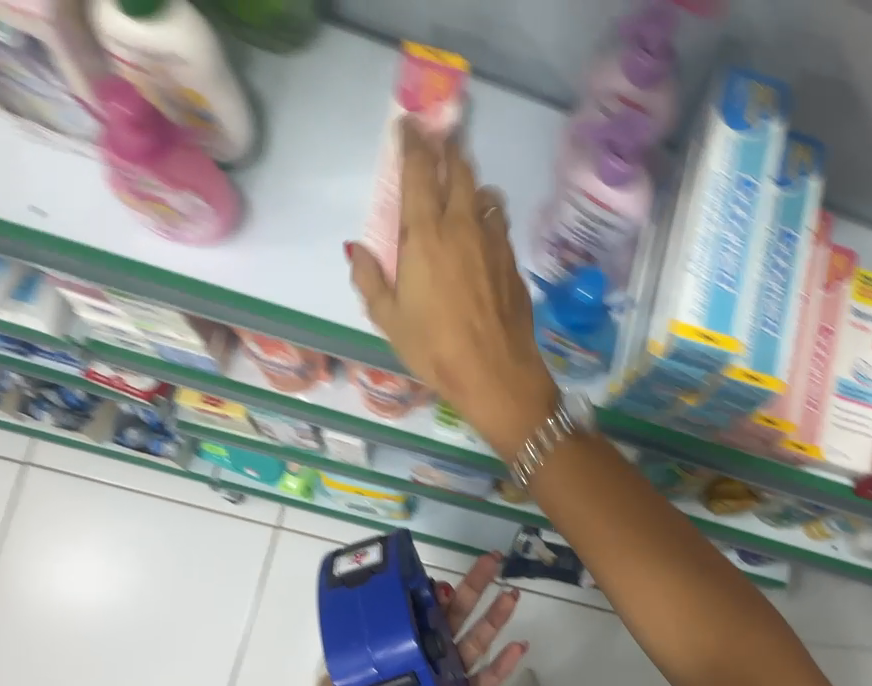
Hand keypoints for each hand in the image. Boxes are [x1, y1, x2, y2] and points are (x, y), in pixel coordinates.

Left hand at [322, 553, 527, 685]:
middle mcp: (426, 659)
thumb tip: (374, 612)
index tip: (441, 581)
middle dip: (475, 587)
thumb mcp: (348, 679)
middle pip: (455, 617)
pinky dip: (502, 665)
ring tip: (513, 596)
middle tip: (494, 560)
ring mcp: (448, 680)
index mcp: (401, 648)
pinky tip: (518, 647)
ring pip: (475, 643)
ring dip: (495, 619)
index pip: (421, 612)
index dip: (434, 593)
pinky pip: (484, 681)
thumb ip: (363, 647)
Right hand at [346, 119, 560, 458]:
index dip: (413, 143)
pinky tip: (481, 229)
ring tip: (461, 185)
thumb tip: (357, 248)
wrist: (498, 375)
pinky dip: (488, 214)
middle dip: (446, 150)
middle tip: (438, 139)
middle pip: (459, 171)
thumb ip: (370, 278)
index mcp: (426, 235)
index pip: (419, 172)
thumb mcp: (388, 319)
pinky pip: (499, 224)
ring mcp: (494, 244)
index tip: (408, 124)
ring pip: (485, 194)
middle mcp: (463, 227)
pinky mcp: (513, 264)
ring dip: (471, 182)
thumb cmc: (435, 350)